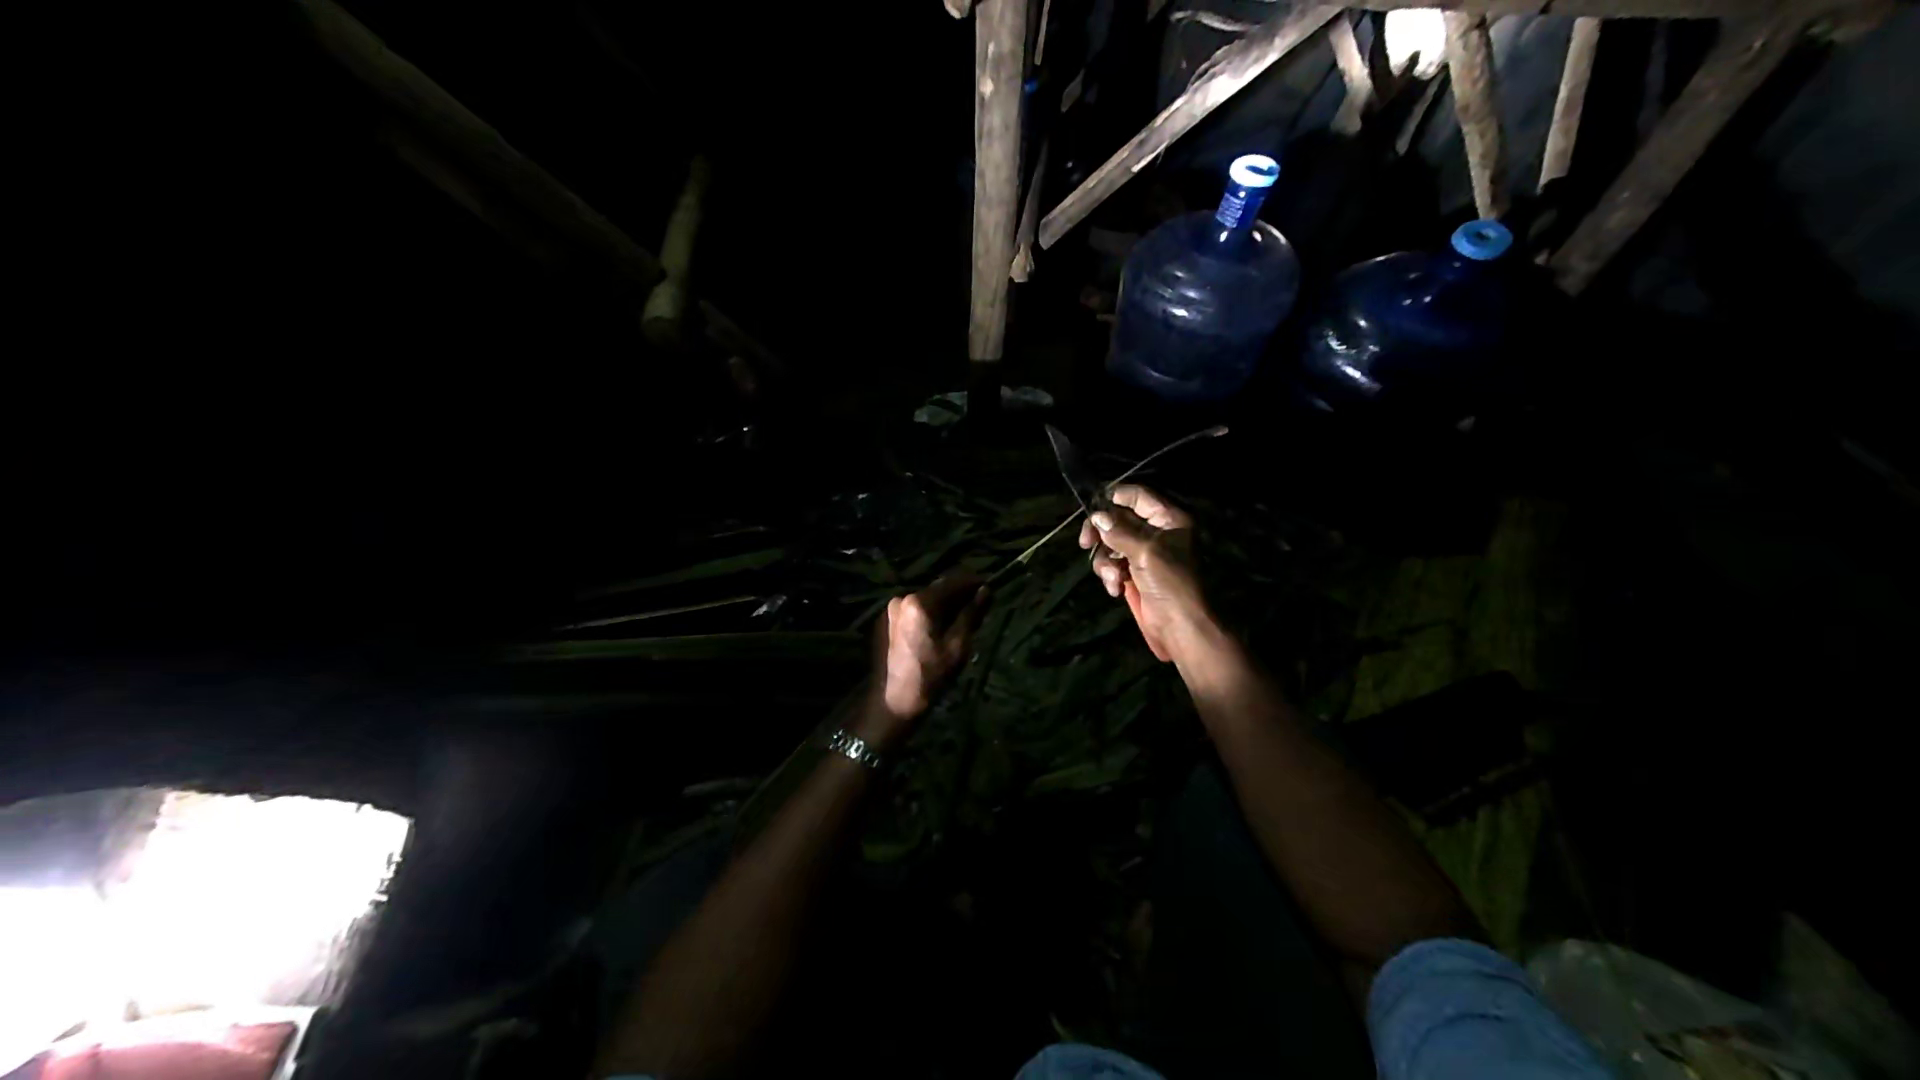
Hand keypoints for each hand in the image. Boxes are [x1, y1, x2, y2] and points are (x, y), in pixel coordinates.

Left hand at [862, 575, 989, 740]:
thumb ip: (971, 614)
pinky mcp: (886, 622)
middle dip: (959, 594)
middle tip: (979, 603)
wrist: (892, 702)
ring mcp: (891, 610)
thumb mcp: (957, 646)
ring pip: (925, 599)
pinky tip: (941, 626)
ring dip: (944, 604)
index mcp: (919, 602)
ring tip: (963, 616)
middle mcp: (902, 598)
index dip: (973, 582)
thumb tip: (985, 591)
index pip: (952, 582)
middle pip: (937, 589)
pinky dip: (930, 613)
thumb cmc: (930, 676)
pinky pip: (914, 610)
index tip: (989, 586)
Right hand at [1077, 484, 1213, 662]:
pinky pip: (1112, 564)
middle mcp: (1156, 532)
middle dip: (1101, 533)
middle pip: (1118, 519)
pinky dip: (1109, 575)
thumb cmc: (1171, 582)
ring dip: (1105, 560)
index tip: (1093, 508)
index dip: (1115, 497)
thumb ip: (1119, 531)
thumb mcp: (1145, 552)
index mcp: (1168, 519)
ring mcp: (1144, 553)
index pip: (1138, 496)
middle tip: (1085, 543)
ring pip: (1110, 543)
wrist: (1180, 626)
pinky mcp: (1134, 573)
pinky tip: (1116, 588)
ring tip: (1113, 577)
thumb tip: (1096, 516)